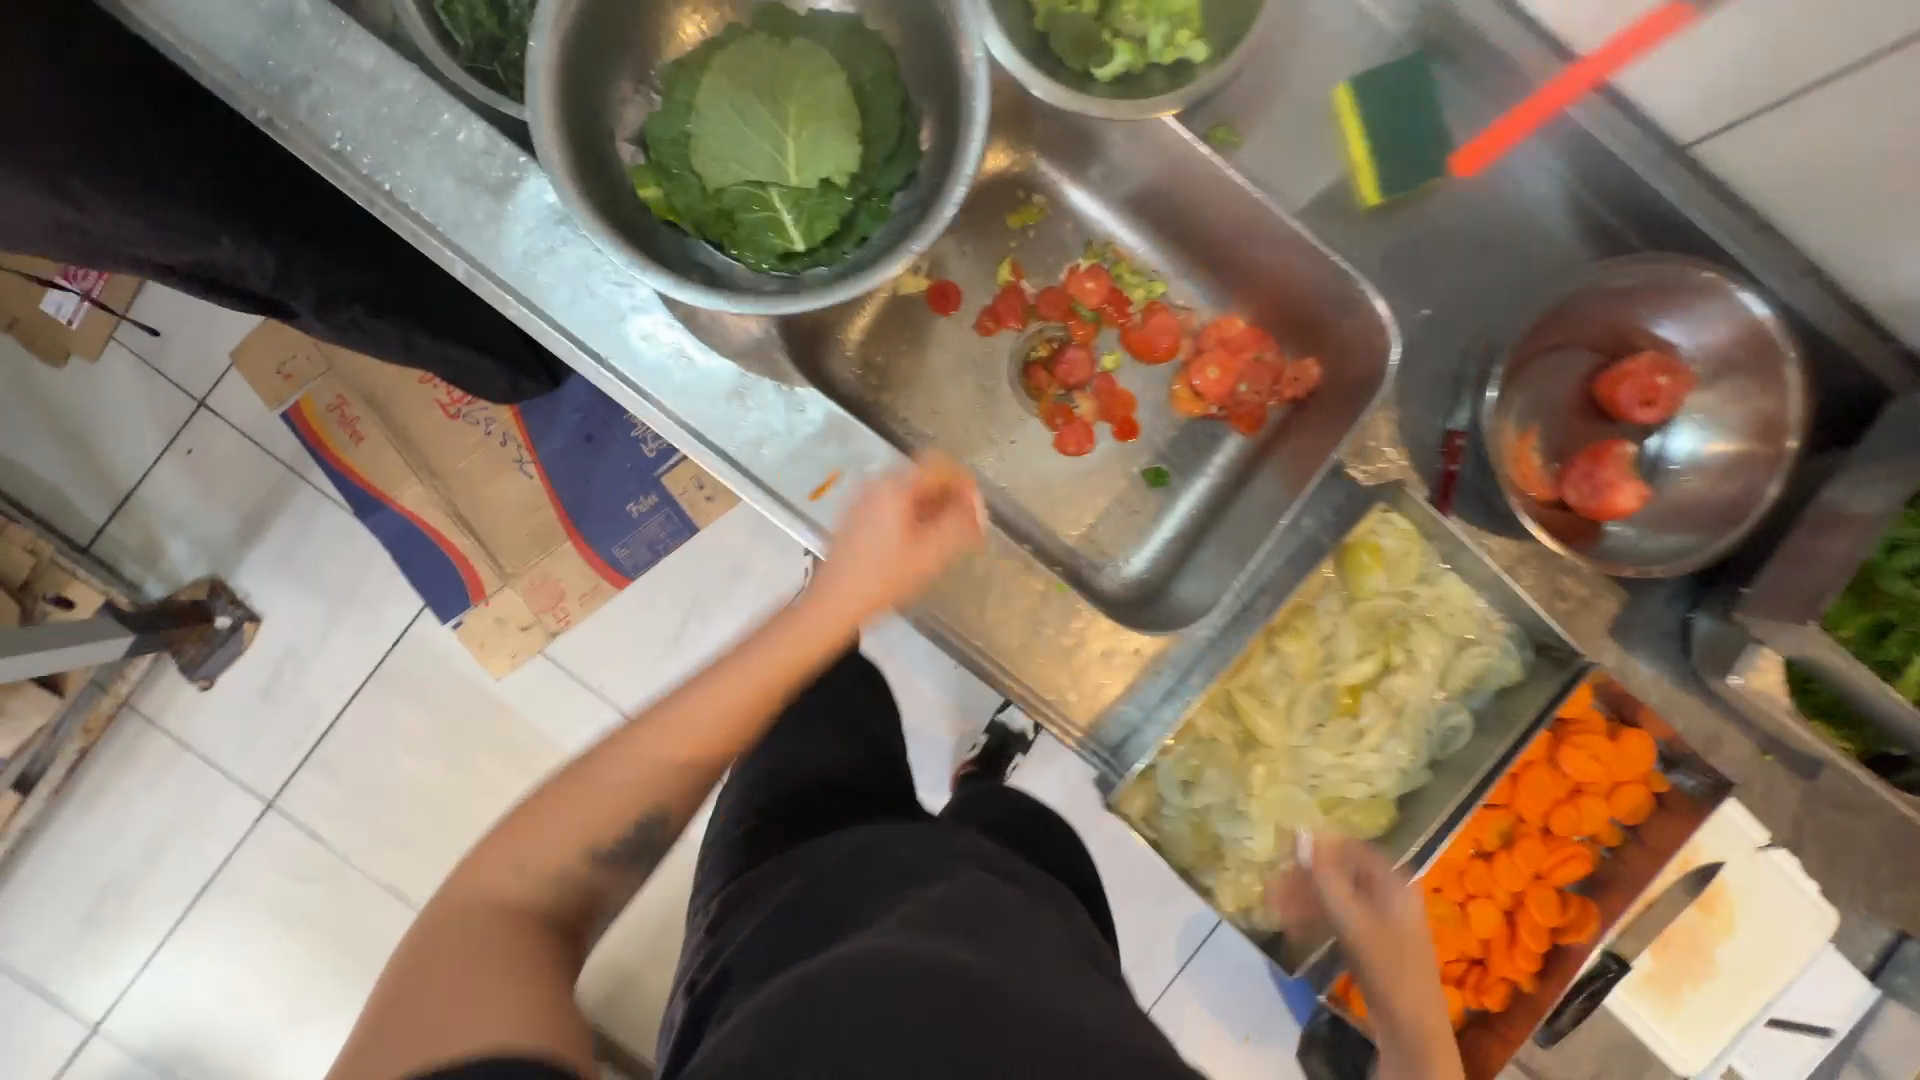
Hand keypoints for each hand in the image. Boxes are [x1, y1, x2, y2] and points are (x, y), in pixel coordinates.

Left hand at [807, 454, 986, 626]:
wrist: (833, 602)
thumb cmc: (883, 578)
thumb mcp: (929, 553)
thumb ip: (960, 525)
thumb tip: (979, 509)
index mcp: (894, 487)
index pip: (938, 466)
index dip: (964, 482)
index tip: (978, 504)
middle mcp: (876, 485)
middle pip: (922, 478)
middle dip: (949, 496)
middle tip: (968, 522)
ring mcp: (862, 500)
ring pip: (907, 492)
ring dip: (932, 507)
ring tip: (949, 534)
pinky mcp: (856, 516)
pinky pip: (892, 504)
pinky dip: (912, 514)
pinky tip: (922, 540)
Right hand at [1268, 833, 1461, 1079]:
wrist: (1411, 1030)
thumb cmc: (1386, 967)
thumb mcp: (1351, 919)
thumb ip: (1324, 875)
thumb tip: (1301, 833)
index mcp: (1395, 882)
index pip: (1351, 848)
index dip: (1319, 847)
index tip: (1286, 850)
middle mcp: (1390, 894)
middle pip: (1340, 874)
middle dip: (1304, 879)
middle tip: (1273, 886)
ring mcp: (1381, 919)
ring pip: (1335, 898)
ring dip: (1304, 901)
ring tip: (1274, 909)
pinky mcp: (1371, 942)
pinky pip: (1338, 920)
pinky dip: (1315, 921)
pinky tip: (1292, 930)